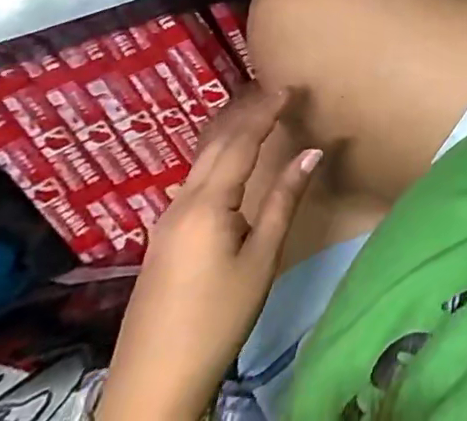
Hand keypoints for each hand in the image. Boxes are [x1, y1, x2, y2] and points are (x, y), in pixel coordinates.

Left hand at [96, 88, 320, 420]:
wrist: (154, 380)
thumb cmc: (219, 316)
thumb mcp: (262, 258)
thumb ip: (283, 200)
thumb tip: (312, 152)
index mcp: (207, 203)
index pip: (241, 142)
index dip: (265, 112)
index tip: (289, 87)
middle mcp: (181, 202)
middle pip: (214, 145)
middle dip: (244, 113)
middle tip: (272, 90)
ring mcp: (166, 221)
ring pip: (199, 161)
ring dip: (227, 132)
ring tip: (251, 112)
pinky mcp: (163, 238)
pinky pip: (193, 180)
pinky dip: (216, 157)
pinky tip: (225, 161)